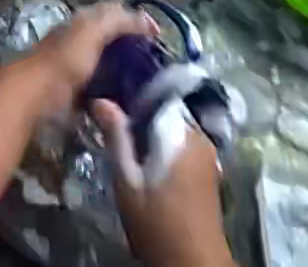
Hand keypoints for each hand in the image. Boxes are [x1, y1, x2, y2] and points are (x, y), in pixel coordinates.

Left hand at [22, 3, 153, 115]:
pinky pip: (106, 88)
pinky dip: (118, 92)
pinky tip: (133, 100)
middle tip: (159, 63)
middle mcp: (83, 39)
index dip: (137, 20)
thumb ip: (117, 20)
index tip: (159, 36)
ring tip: (152, 84)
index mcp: (85, 21)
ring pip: (112, 65)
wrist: (40, 92)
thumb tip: (144, 19)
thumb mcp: (93, 30)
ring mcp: (81, 66)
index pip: (115, 13)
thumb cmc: (66, 57)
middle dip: (136, 47)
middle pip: (115, 39)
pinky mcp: (81, 91)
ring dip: (129, 72)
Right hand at [93, 100, 235, 266]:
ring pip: (172, 122)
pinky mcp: (207, 167)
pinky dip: (162, 137)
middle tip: (110, 108)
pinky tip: (143, 149)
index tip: (109, 83)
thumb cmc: (158, 223)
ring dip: (150, 123)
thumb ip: (116, 136)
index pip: (155, 91)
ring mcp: (207, 151)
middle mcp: (198, 134)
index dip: (131, 85)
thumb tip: (100, 98)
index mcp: (181, 132)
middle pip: (164, 105)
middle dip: (139, 105)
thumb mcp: (127, 180)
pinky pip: (181, 137)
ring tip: (122, 126)